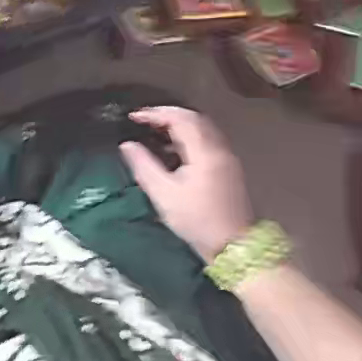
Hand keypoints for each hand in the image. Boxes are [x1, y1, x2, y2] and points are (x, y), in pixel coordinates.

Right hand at [118, 106, 252, 259]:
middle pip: (194, 118)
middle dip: (166, 114)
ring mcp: (227, 157)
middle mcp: (219, 148)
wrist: (234, 246)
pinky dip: (188, 135)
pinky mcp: (228, 167)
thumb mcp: (164, 194)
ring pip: (202, 128)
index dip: (155, 113)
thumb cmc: (197, 220)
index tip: (133, 116)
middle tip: (143, 118)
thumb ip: (143, 165)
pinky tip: (172, 148)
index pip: (180, 119)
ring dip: (178, 123)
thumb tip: (127, 144)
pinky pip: (207, 139)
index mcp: (205, 152)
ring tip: (154, 130)